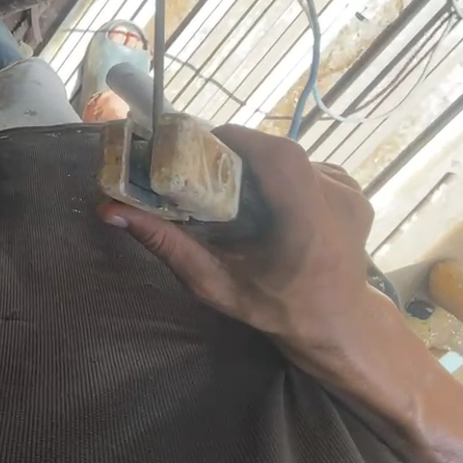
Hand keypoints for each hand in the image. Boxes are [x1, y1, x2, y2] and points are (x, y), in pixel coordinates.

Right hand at [97, 126, 400, 371]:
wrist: (338, 323)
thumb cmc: (274, 308)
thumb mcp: (214, 284)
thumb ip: (167, 245)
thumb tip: (110, 211)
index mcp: (309, 225)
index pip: (277, 158)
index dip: (236, 139)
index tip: (194, 143)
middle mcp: (338, 201)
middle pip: (278, 152)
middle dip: (234, 150)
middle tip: (199, 165)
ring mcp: (351, 192)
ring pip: (289, 156)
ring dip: (254, 163)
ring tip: (226, 184)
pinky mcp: (351, 188)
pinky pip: (303, 164)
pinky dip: (274, 172)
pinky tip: (259, 197)